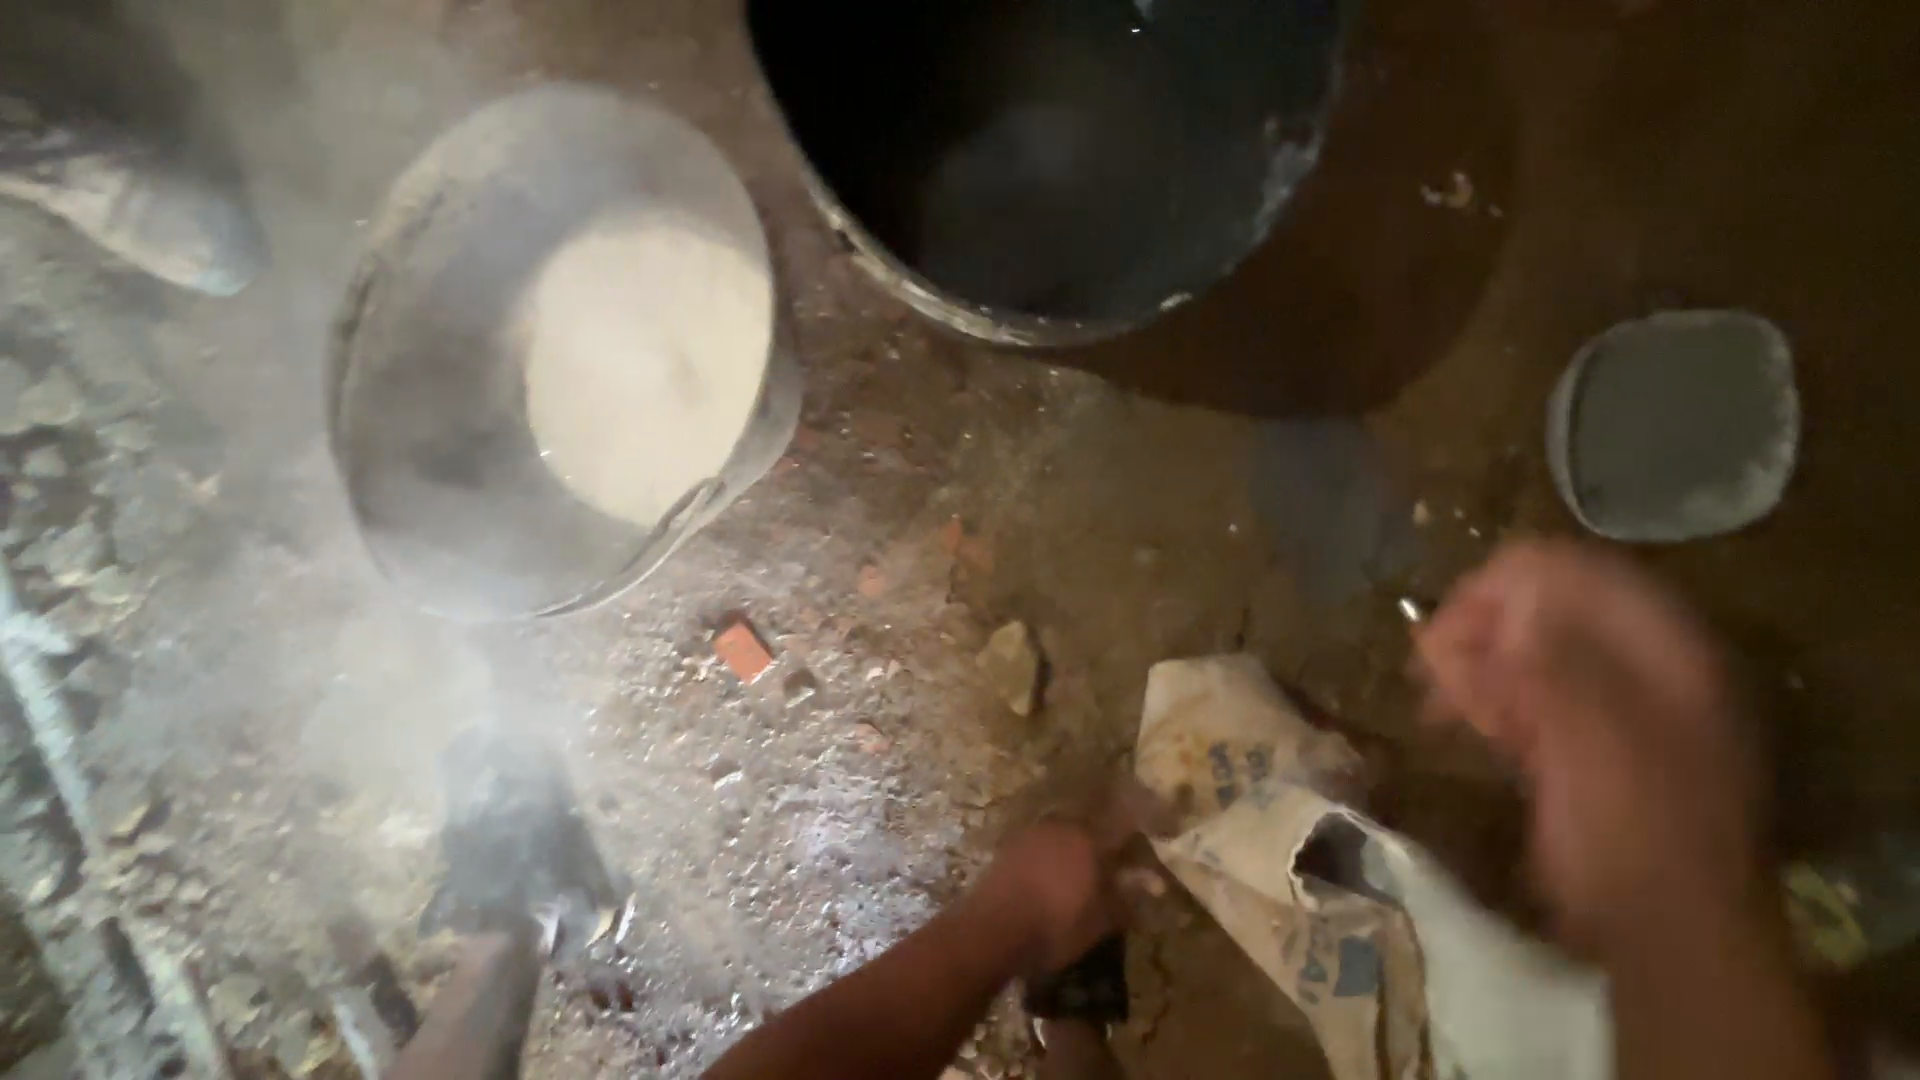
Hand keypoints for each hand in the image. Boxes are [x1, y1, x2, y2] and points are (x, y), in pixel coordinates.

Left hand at [966, 783, 1162, 974]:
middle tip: (1121, 843)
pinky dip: (1056, 850)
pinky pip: (1044, 840)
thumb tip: (1156, 883)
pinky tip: (1054, 868)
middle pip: (1095, 819)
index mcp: (1091, 840)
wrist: (993, 926)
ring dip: (1081, 839)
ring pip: (1067, 828)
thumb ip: (1128, 896)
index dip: (1147, 814)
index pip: (1127, 819)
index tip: (1162, 813)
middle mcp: (1064, 826)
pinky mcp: (1012, 845)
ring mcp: (1034, 833)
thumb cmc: (1055, 926)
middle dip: (1110, 827)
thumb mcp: (1100, 919)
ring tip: (1086, 861)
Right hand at [1415, 541, 1760, 953]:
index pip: (1572, 572)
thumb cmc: (1630, 832)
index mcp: (1658, 651)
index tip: (1444, 628)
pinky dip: (1481, 697)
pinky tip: (1457, 721)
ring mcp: (1605, 700)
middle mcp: (1633, 663)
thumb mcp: (1597, 742)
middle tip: (1427, 672)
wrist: (1658, 929)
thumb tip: (1511, 591)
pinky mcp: (1575, 736)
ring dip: (1469, 666)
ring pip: (1520, 649)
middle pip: (1538, 607)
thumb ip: (1557, 663)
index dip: (1502, 587)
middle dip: (1475, 631)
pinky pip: (1518, 690)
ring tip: (1436, 704)